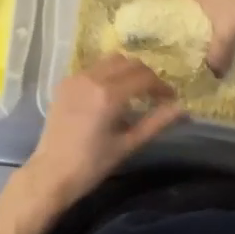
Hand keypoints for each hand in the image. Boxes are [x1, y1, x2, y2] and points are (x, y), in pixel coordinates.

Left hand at [19, 55, 184, 208]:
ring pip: (110, 60)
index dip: (161, 86)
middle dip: (146, 75)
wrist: (51, 173)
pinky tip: (111, 94)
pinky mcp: (65, 82)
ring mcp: (76, 77)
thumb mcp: (128, 145)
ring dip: (127, 71)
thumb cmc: (92, 164)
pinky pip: (93, 68)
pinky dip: (108, 74)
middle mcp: (92, 78)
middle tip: (155, 95)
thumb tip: (182, 109)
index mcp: (109, 95)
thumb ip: (156, 123)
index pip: (144, 77)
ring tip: (134, 92)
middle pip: (129, 62)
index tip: (170, 99)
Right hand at [169, 0, 234, 73]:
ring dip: (203, 8)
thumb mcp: (226, 38)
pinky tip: (223, 22)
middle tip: (178, 29)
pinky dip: (218, 7)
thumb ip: (215, 58)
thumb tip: (212, 76)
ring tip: (200, 28)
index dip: (163, 2)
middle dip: (183, 9)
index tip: (159, 20)